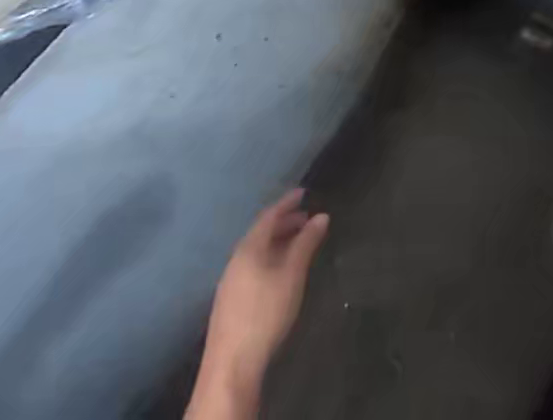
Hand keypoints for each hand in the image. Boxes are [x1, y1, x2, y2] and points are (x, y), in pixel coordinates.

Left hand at [198, 189, 328, 395]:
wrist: (233, 362)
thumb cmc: (266, 310)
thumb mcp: (293, 273)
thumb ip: (306, 243)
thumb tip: (321, 216)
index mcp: (248, 252)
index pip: (267, 218)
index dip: (286, 203)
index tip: (304, 191)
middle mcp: (236, 262)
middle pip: (260, 234)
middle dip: (284, 222)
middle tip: (309, 216)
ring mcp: (231, 282)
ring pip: (257, 251)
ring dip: (279, 240)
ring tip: (302, 238)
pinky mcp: (233, 298)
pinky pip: (254, 264)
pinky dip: (273, 255)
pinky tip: (285, 265)